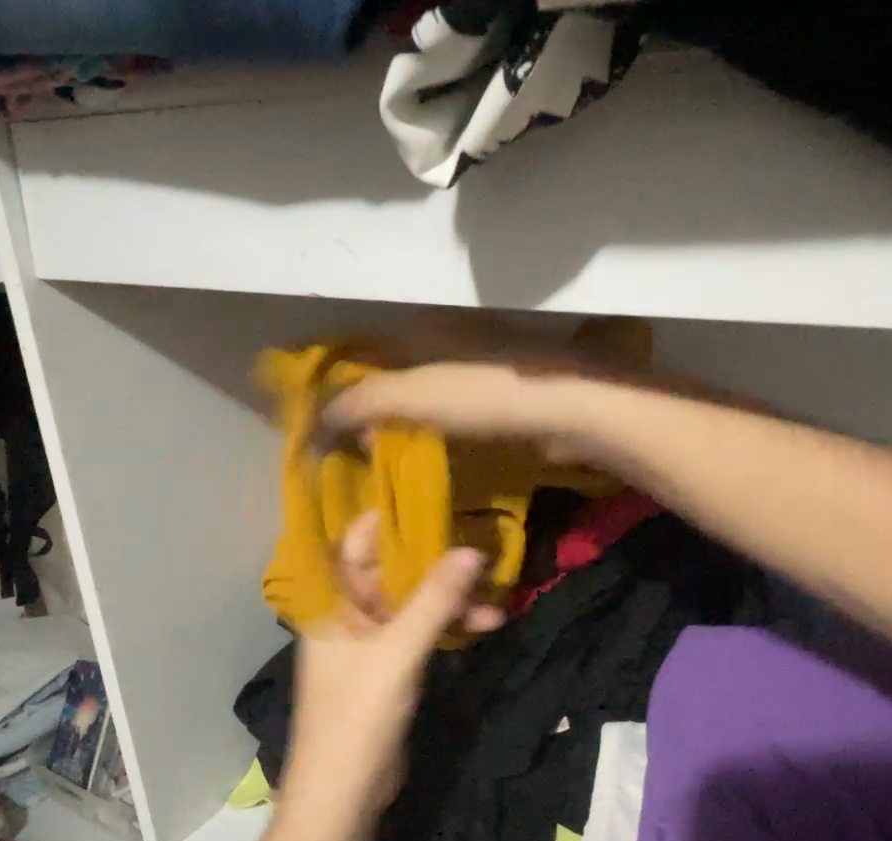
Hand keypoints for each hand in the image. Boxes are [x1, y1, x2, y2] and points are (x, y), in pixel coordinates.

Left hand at [280, 525, 489, 832]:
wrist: (342, 796)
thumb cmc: (356, 717)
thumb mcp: (396, 653)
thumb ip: (433, 601)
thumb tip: (472, 549)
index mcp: (332, 603)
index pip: (357, 543)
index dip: (392, 518)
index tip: (437, 497)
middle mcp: (348, 615)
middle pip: (392, 571)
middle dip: (436, 561)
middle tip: (482, 546)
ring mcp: (370, 643)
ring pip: (413, 603)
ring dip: (450, 598)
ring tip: (494, 597)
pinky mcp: (390, 669)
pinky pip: (421, 633)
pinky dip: (449, 626)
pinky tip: (485, 623)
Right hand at [321, 317, 736, 462]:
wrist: (572, 407)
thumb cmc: (486, 394)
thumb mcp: (414, 394)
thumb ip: (363, 402)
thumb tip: (319, 419)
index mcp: (421, 329)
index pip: (363, 353)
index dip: (338, 387)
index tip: (319, 425)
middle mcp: (446, 339)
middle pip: (391, 375)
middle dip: (367, 411)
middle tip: (348, 450)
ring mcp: (477, 367)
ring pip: (421, 397)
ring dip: (400, 426)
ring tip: (380, 461)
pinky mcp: (501, 397)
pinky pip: (451, 416)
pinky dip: (432, 434)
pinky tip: (426, 457)